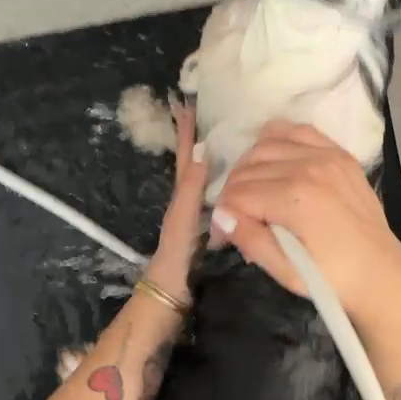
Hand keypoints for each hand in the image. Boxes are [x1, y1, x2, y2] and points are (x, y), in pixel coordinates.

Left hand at [140, 102, 207, 304]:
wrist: (169, 297)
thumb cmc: (176, 261)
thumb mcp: (184, 220)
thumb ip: (193, 188)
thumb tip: (204, 148)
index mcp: (182, 198)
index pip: (187, 158)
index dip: (187, 132)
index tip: (188, 102)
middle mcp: (187, 204)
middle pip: (192, 165)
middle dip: (195, 139)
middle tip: (200, 111)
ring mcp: (195, 219)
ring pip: (204, 182)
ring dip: (210, 160)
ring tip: (220, 139)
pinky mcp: (204, 234)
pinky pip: (215, 200)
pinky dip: (221, 185)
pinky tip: (231, 186)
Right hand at [210, 121, 400, 338]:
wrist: (379, 273)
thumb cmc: (332, 279)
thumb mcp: (286, 270)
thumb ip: (251, 240)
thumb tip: (220, 216)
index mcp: (296, 199)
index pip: (237, 194)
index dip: (223, 216)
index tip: (224, 236)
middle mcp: (309, 167)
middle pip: (247, 168)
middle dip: (233, 193)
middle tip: (235, 219)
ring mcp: (327, 156)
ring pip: (265, 145)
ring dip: (249, 167)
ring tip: (251, 194)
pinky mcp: (339, 154)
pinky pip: (297, 131)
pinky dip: (276, 140)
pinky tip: (271, 161)